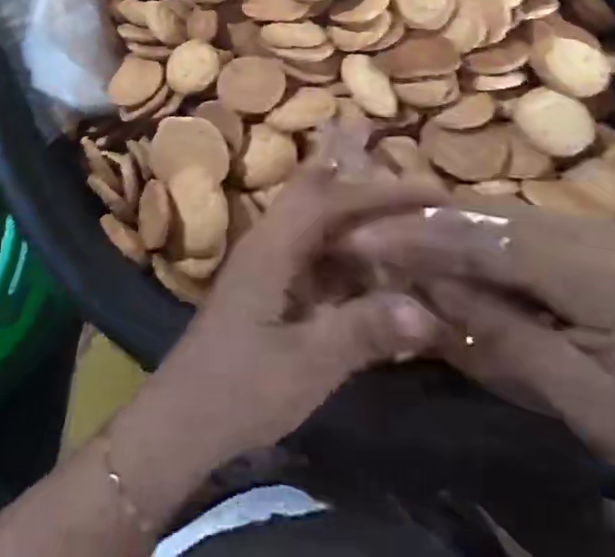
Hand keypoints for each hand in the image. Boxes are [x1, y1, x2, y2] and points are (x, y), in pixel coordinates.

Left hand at [109, 168, 446, 509]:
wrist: (181, 423)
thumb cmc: (240, 390)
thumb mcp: (308, 364)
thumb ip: (364, 330)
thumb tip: (428, 311)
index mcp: (272, 247)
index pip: (331, 198)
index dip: (382, 192)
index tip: (433, 194)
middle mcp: (268, 244)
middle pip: (322, 200)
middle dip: (372, 199)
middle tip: (426, 210)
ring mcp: (267, 266)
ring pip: (320, 229)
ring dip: (363, 230)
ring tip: (416, 238)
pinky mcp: (270, 291)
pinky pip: (317, 260)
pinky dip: (350, 261)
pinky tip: (382, 280)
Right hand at [343, 202, 614, 556]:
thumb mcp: (575, 393)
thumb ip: (498, 330)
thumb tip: (426, 282)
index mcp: (594, 267)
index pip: (485, 236)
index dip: (417, 235)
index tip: (359, 237)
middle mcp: (592, 233)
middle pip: (488, 216)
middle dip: (422, 222)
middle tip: (362, 231)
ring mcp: (597, 238)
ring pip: (499, 219)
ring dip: (444, 229)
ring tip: (389, 238)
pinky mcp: (596, 254)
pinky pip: (520, 236)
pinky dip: (475, 244)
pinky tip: (445, 254)